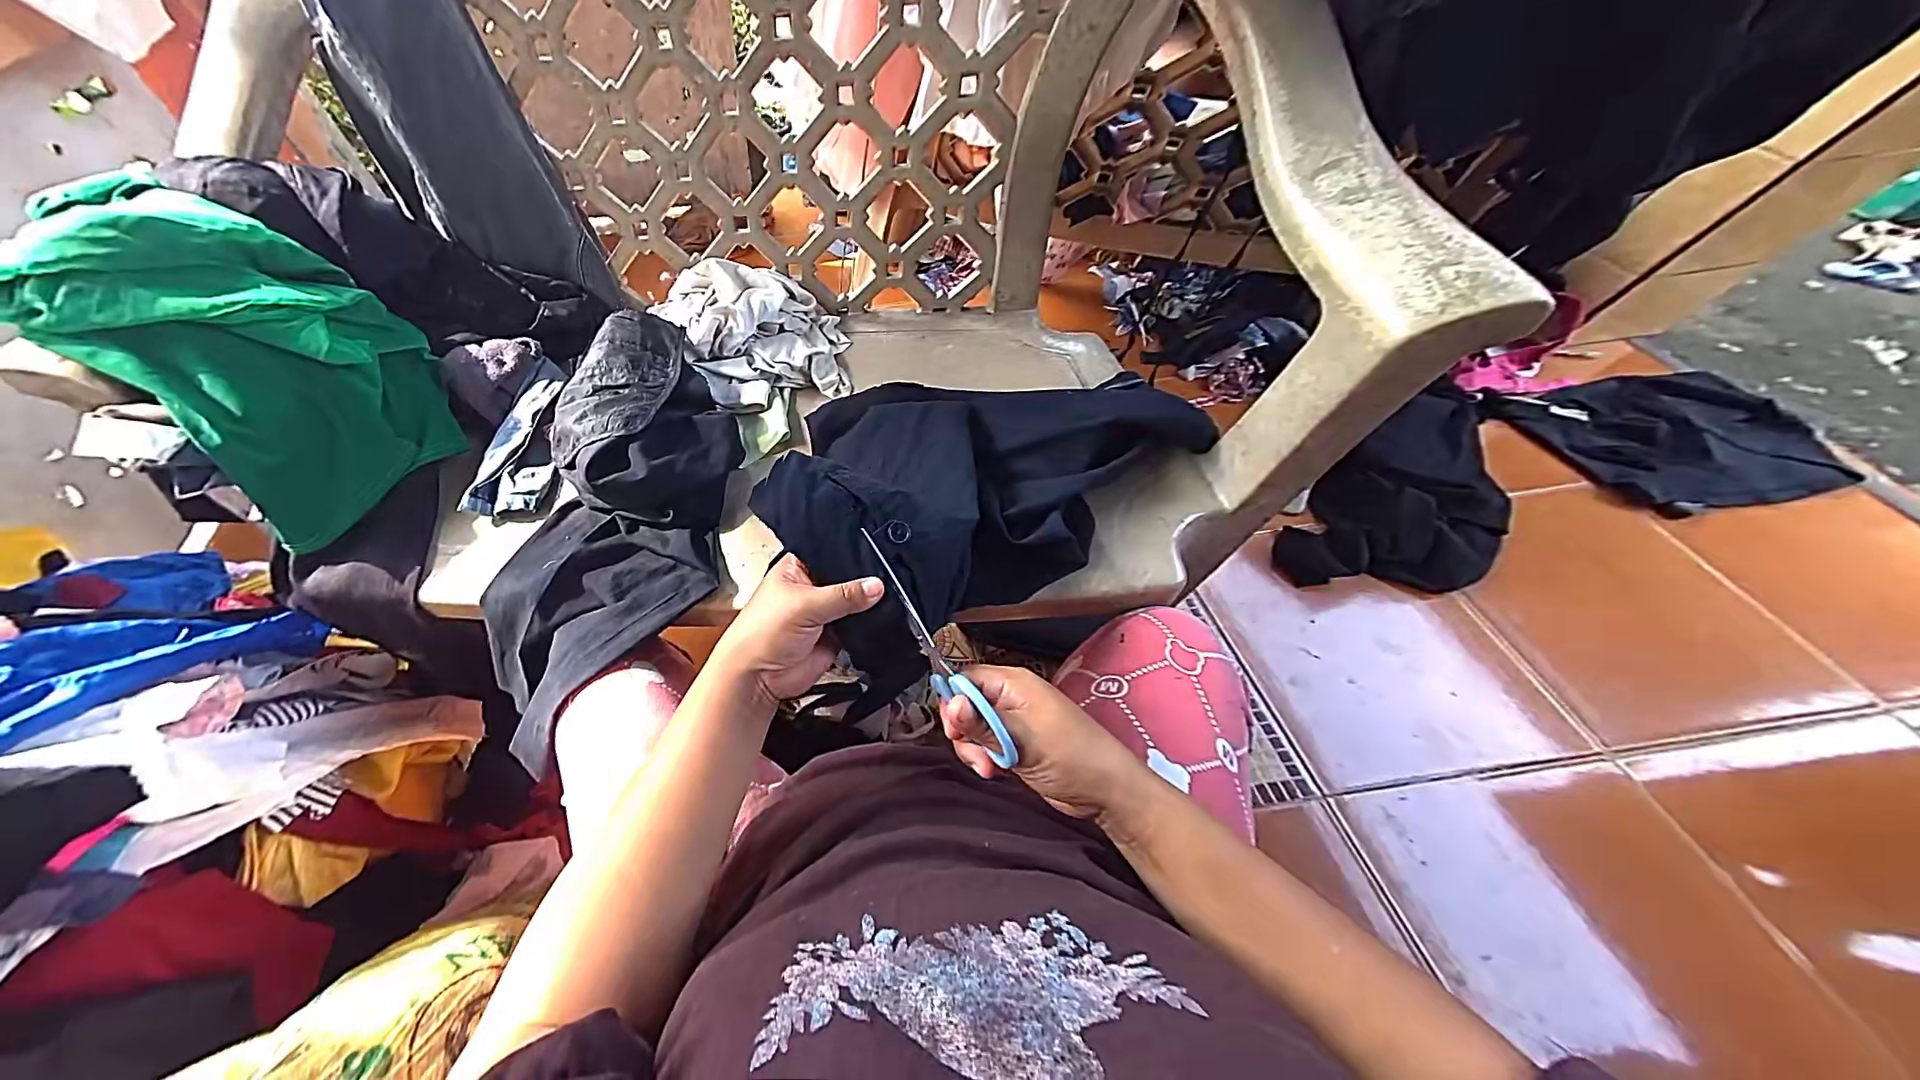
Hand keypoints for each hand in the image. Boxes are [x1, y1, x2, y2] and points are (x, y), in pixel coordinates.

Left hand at [709, 554, 882, 709]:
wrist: (758, 678)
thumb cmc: (760, 634)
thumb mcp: (805, 605)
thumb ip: (844, 595)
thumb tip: (875, 586)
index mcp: (798, 568)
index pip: (832, 553)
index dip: (853, 555)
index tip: (877, 556)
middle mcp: (812, 588)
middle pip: (847, 579)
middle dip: (863, 582)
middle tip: (881, 581)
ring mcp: (824, 612)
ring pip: (855, 604)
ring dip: (866, 606)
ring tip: (880, 601)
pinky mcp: (834, 636)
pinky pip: (858, 627)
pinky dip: (868, 626)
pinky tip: (876, 620)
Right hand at [940, 665, 1153, 821]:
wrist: (1106, 790)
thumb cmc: (1073, 757)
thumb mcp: (1022, 740)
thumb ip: (983, 723)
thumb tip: (950, 703)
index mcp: (1015, 684)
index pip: (966, 678)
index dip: (954, 702)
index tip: (955, 729)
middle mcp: (1013, 697)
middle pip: (967, 705)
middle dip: (965, 733)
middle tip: (978, 754)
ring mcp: (1015, 721)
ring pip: (975, 728)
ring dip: (975, 750)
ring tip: (990, 768)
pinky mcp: (1018, 743)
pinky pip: (988, 744)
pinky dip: (986, 758)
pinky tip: (997, 771)